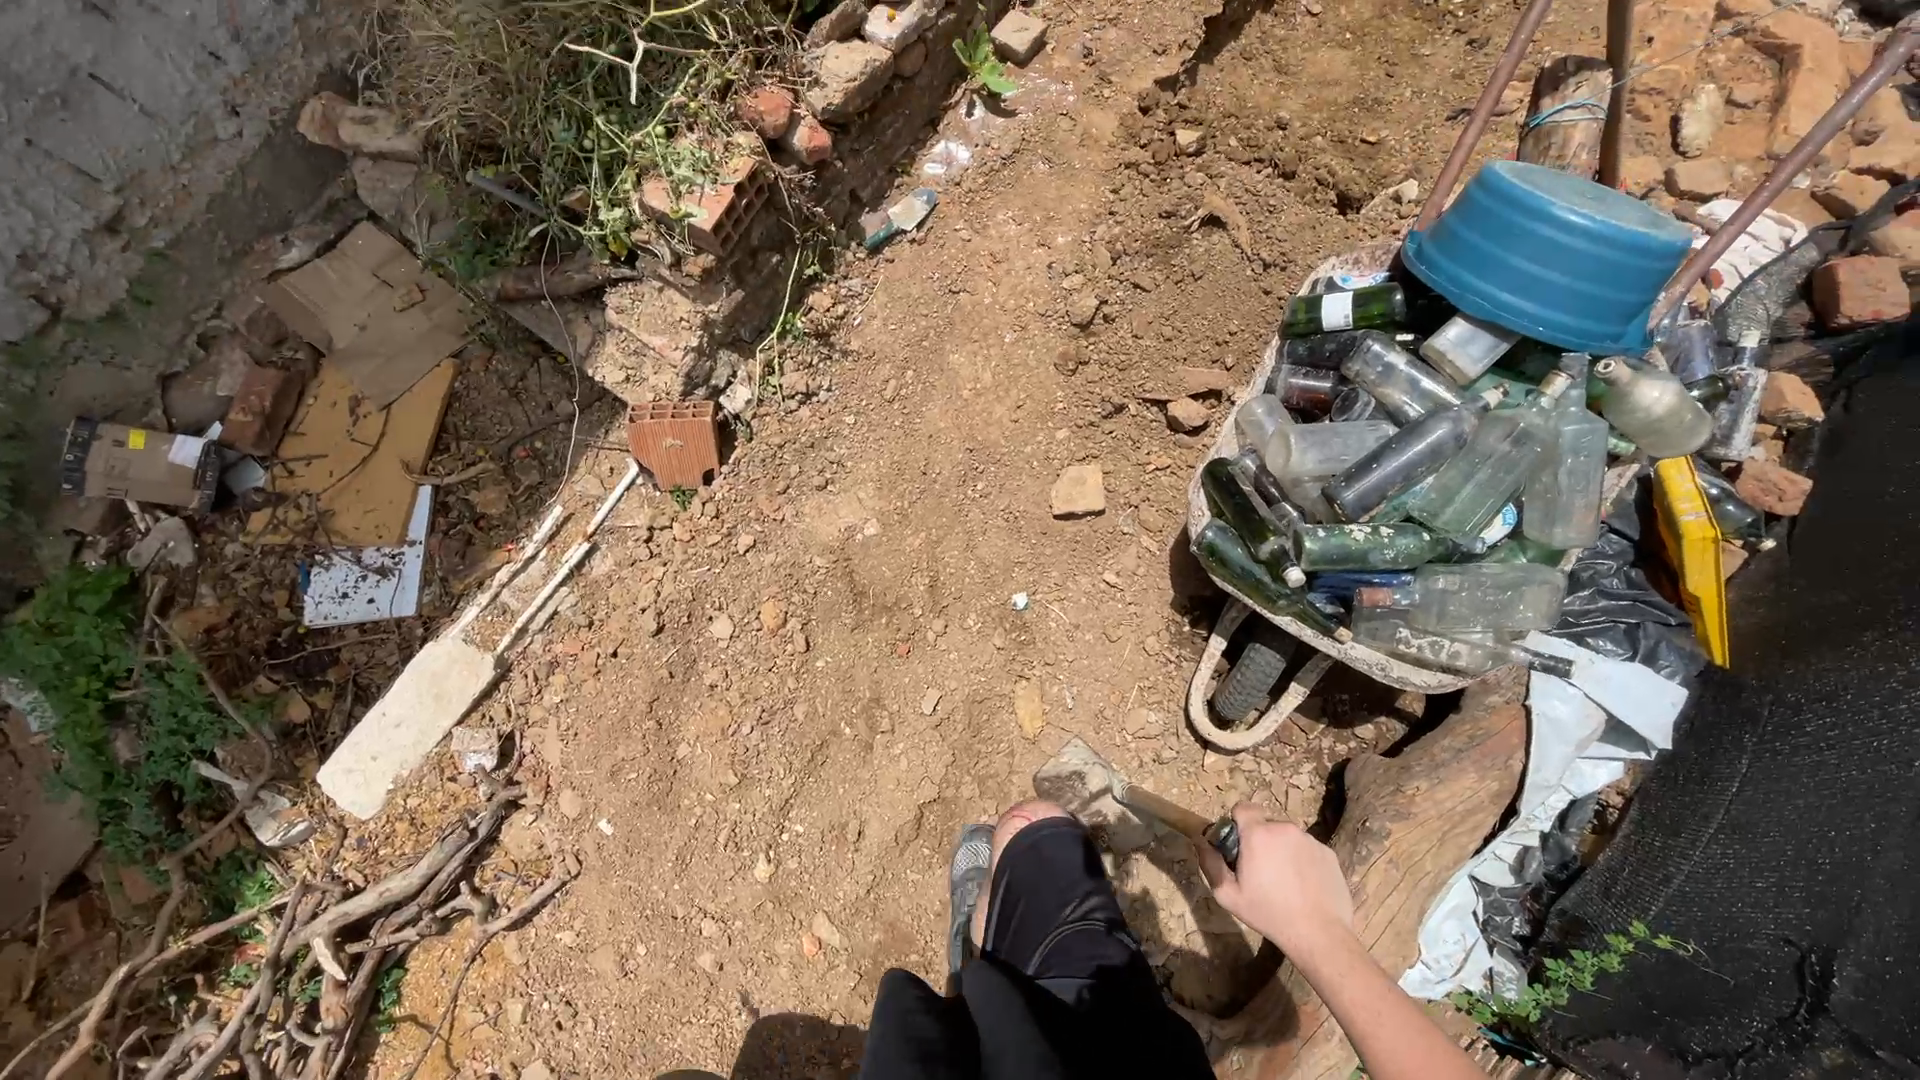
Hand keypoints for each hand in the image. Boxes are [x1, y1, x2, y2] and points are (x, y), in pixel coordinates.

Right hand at [1198, 803, 1354, 953]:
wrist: (1319, 934)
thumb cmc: (1268, 913)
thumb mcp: (1227, 895)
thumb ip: (1210, 863)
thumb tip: (1201, 841)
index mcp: (1258, 834)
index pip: (1243, 808)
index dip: (1237, 822)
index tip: (1239, 845)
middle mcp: (1285, 828)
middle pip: (1266, 824)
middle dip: (1260, 839)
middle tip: (1260, 868)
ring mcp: (1309, 840)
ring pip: (1287, 836)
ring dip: (1281, 849)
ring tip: (1284, 880)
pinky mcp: (1328, 852)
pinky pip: (1307, 848)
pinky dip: (1302, 860)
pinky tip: (1303, 885)